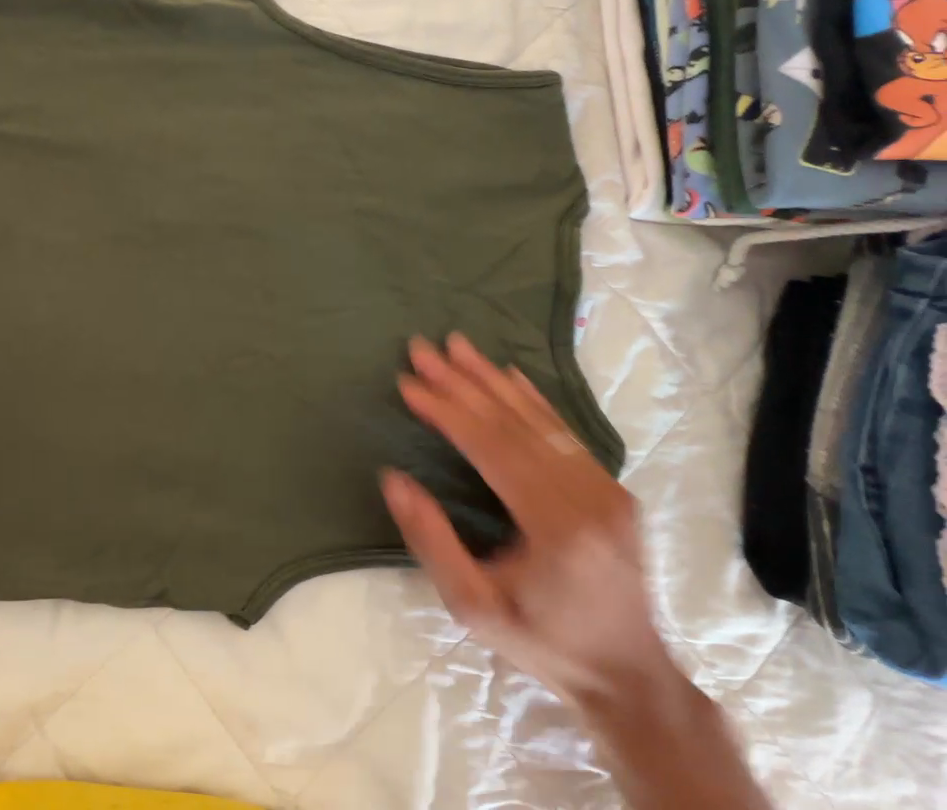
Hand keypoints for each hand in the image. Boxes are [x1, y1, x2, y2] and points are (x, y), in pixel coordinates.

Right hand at [385, 334, 678, 715]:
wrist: (630, 677)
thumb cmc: (542, 642)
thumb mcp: (471, 605)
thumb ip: (431, 539)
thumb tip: (393, 477)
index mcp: (557, 526)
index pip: (492, 448)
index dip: (447, 410)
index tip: (408, 382)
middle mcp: (590, 498)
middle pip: (516, 425)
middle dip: (463, 382)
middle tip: (422, 347)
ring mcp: (609, 492)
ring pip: (542, 421)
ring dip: (493, 380)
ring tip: (457, 345)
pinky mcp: (613, 493)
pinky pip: (565, 433)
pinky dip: (532, 399)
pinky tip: (507, 375)